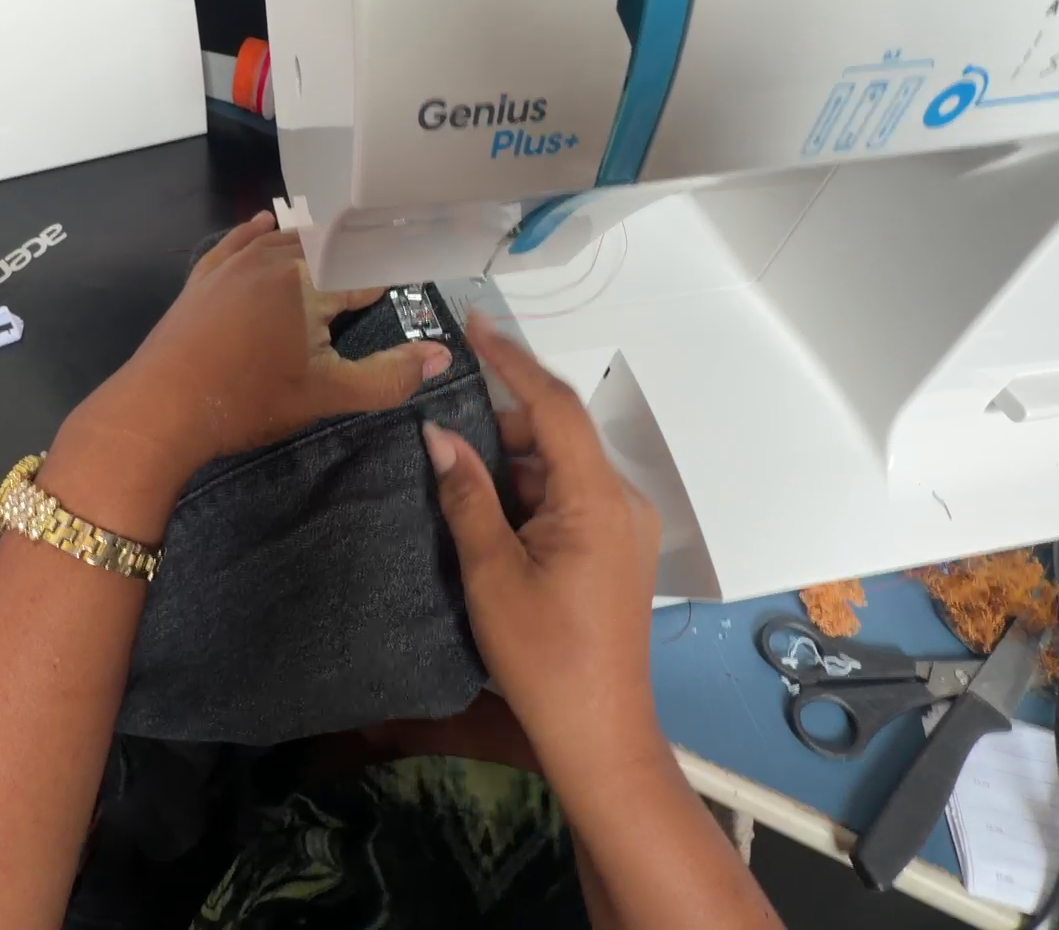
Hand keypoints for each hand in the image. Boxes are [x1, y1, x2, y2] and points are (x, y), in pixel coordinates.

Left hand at [63, 212, 451, 483]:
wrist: (159, 408)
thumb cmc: (248, 401)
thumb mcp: (327, 395)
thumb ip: (389, 376)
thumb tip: (442, 355)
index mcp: (311, 281)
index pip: (367, 271)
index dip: (395, 274)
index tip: (420, 271)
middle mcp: (274, 258)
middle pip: (328, 246)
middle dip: (358, 255)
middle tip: (382, 265)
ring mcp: (234, 265)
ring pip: (285, 238)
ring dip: (316, 242)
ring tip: (340, 245)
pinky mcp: (203, 279)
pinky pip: (237, 242)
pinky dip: (259, 233)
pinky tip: (266, 224)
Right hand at [422, 317, 662, 766]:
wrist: (597, 732)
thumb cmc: (542, 654)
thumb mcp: (490, 571)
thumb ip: (466, 494)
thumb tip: (436, 434)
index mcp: (596, 499)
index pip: (554, 407)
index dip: (513, 360)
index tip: (476, 325)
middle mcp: (620, 500)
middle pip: (554, 435)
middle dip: (499, 431)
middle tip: (442, 443)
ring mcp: (622, 524)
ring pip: (557, 467)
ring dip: (509, 468)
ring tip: (459, 491)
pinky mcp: (614, 545)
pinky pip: (566, 496)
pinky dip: (526, 493)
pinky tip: (489, 518)